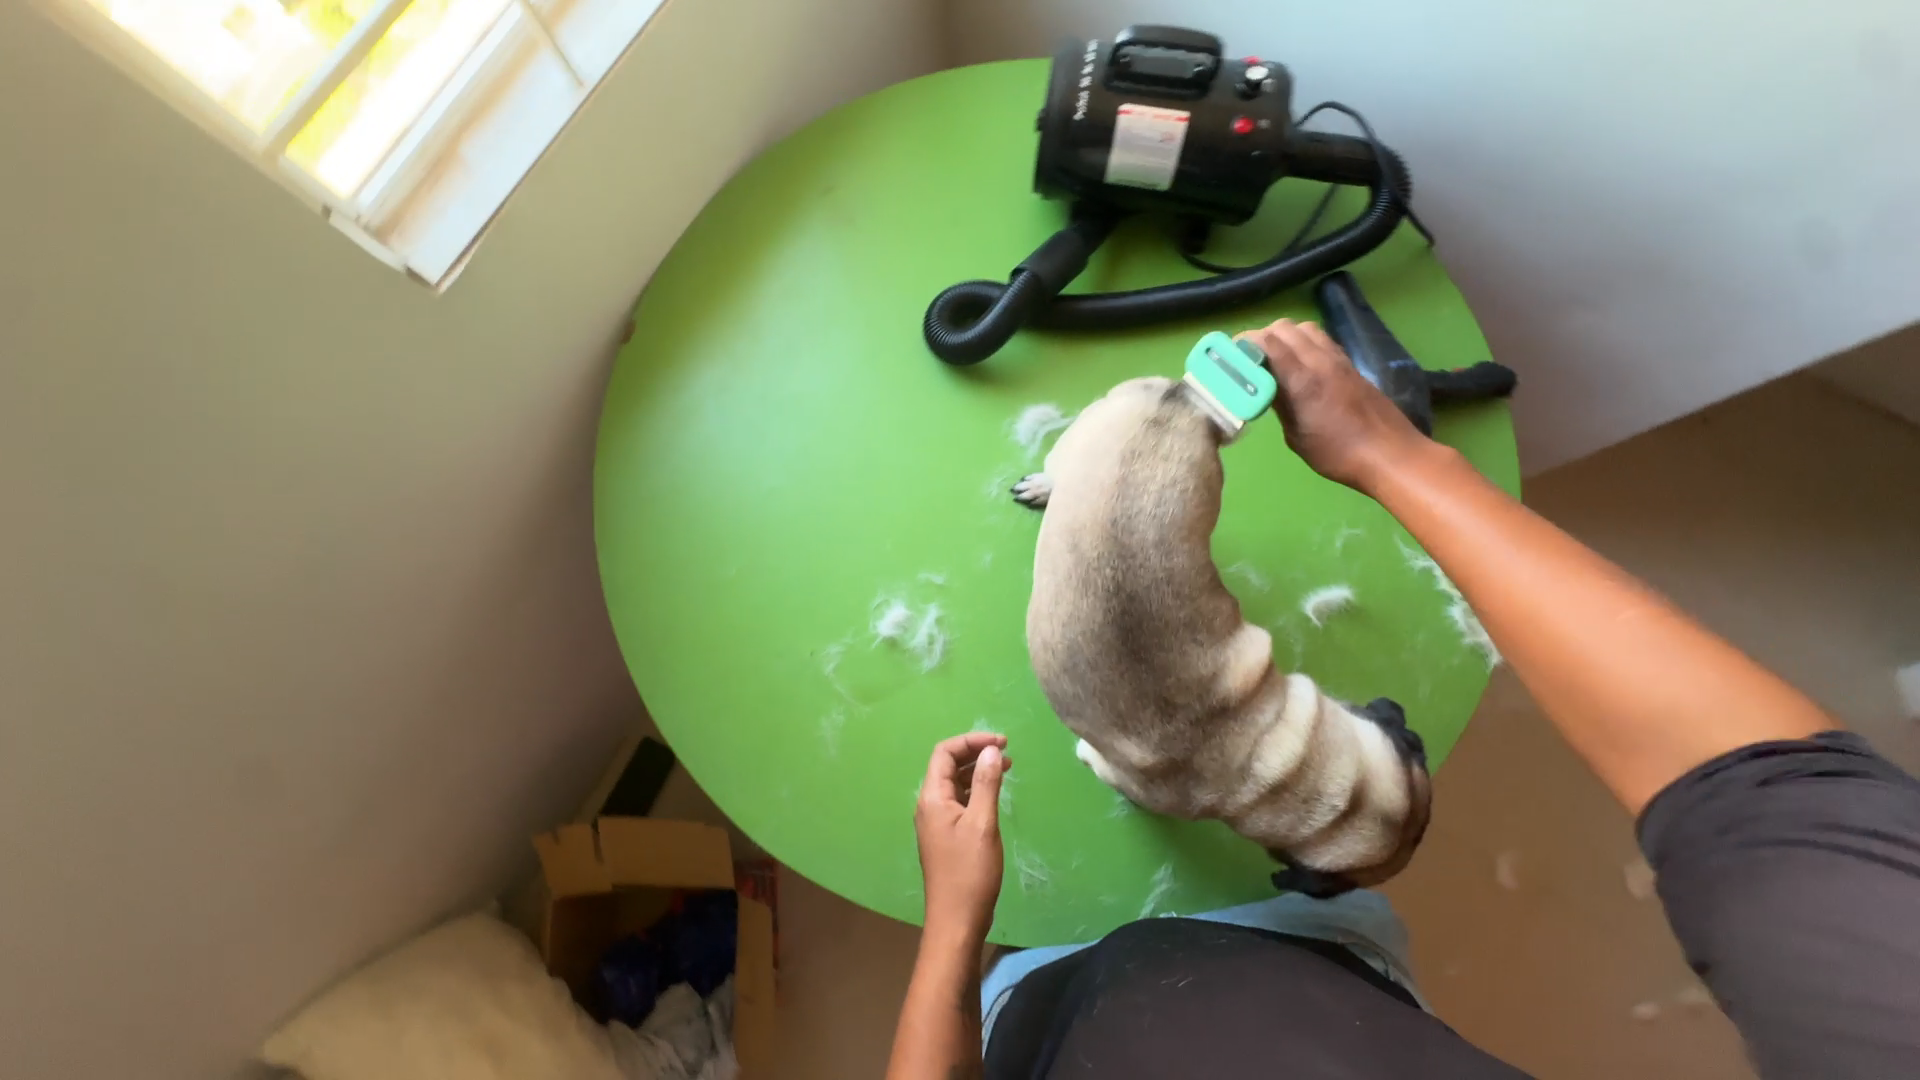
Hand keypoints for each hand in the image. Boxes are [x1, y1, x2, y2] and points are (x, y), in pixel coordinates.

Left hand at [914, 733, 1009, 942]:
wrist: (957, 920)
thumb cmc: (970, 871)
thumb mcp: (982, 823)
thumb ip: (986, 784)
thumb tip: (991, 750)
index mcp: (932, 797)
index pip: (945, 752)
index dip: (971, 741)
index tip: (1001, 742)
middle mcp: (929, 804)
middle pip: (948, 764)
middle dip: (975, 752)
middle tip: (1006, 751)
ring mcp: (937, 820)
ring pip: (954, 782)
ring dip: (977, 770)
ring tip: (1006, 766)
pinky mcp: (946, 834)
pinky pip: (959, 799)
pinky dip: (976, 789)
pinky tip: (994, 792)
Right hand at [1236, 318, 1428, 493]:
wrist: (1389, 454)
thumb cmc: (1337, 454)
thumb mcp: (1295, 436)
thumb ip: (1279, 405)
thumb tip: (1263, 388)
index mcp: (1302, 380)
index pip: (1268, 342)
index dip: (1244, 343)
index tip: (1229, 356)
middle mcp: (1320, 361)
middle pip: (1284, 328)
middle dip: (1260, 337)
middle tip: (1247, 360)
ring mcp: (1338, 360)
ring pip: (1304, 328)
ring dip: (1283, 337)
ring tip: (1272, 360)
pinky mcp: (1349, 364)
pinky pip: (1320, 340)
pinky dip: (1302, 343)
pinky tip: (1297, 365)